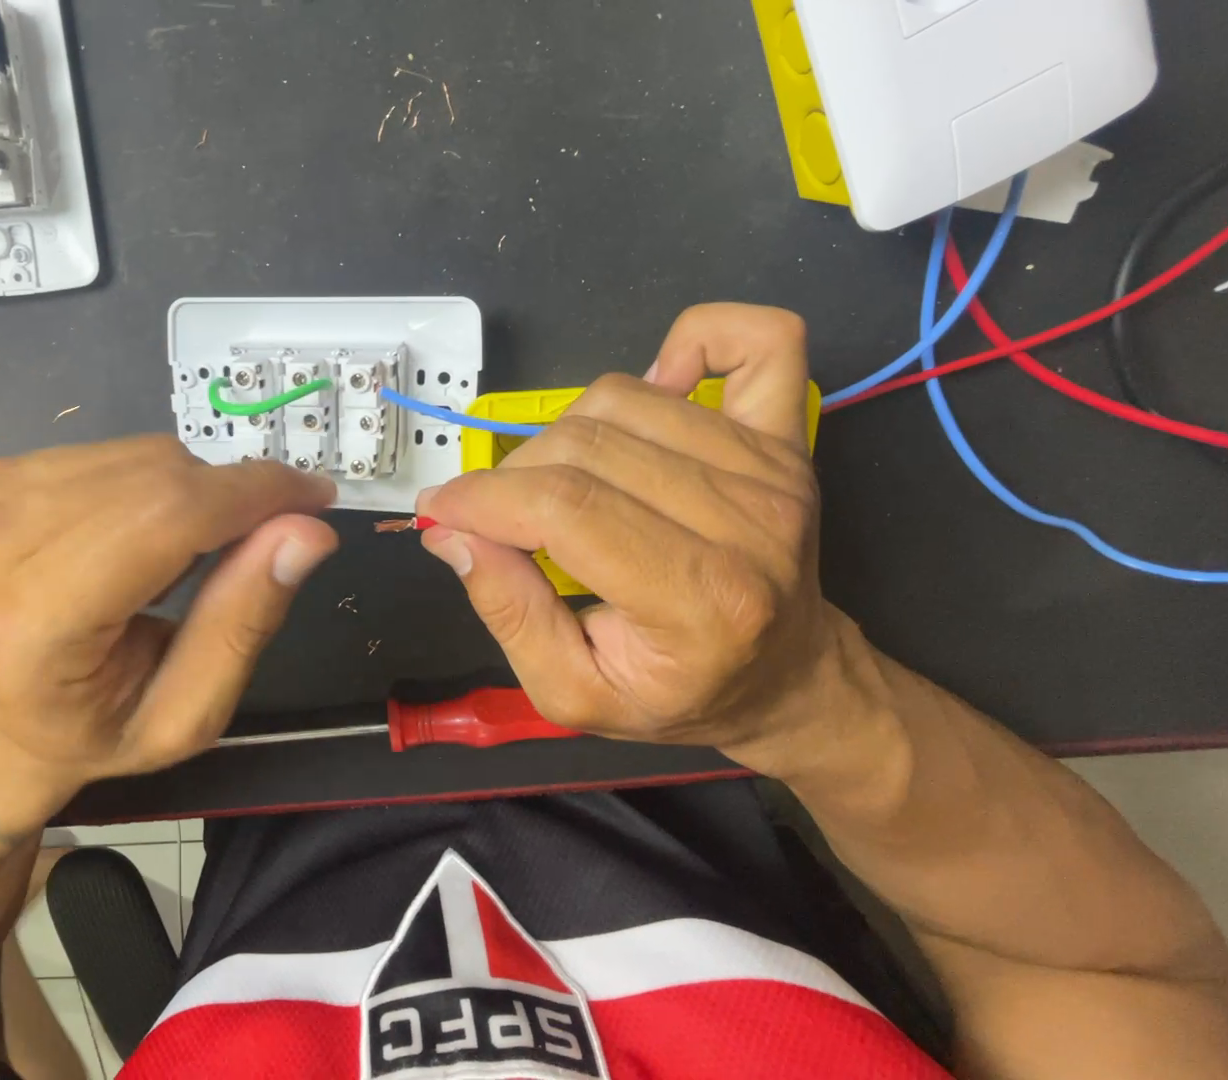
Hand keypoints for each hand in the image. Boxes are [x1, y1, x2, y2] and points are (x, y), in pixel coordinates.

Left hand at [0, 436, 336, 794]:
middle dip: (228, 497)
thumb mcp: (186, 714)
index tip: (316, 497)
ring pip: (134, 457)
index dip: (251, 495)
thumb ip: (242, 622)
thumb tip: (307, 530)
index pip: (161, 518)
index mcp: (28, 627)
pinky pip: (106, 455)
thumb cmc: (96, 733)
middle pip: (152, 478)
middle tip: (263, 541)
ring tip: (182, 560)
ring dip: (187, 495)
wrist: (1, 723)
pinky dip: (148, 488)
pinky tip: (136, 539)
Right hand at [416, 303, 836, 755]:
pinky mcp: (787, 437)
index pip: (565, 507)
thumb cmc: (677, 696)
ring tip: (559, 484)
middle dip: (510, 478)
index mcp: (697, 598)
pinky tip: (658, 383)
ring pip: (624, 397)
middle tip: (497, 518)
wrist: (785, 678)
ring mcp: (770, 468)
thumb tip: (451, 533)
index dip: (483, 498)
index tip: (440, 511)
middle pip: (585, 446)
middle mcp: (744, 519)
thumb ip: (508, 615)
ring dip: (563, 432)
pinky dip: (698, 338)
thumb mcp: (571, 694)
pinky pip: (759, 340)